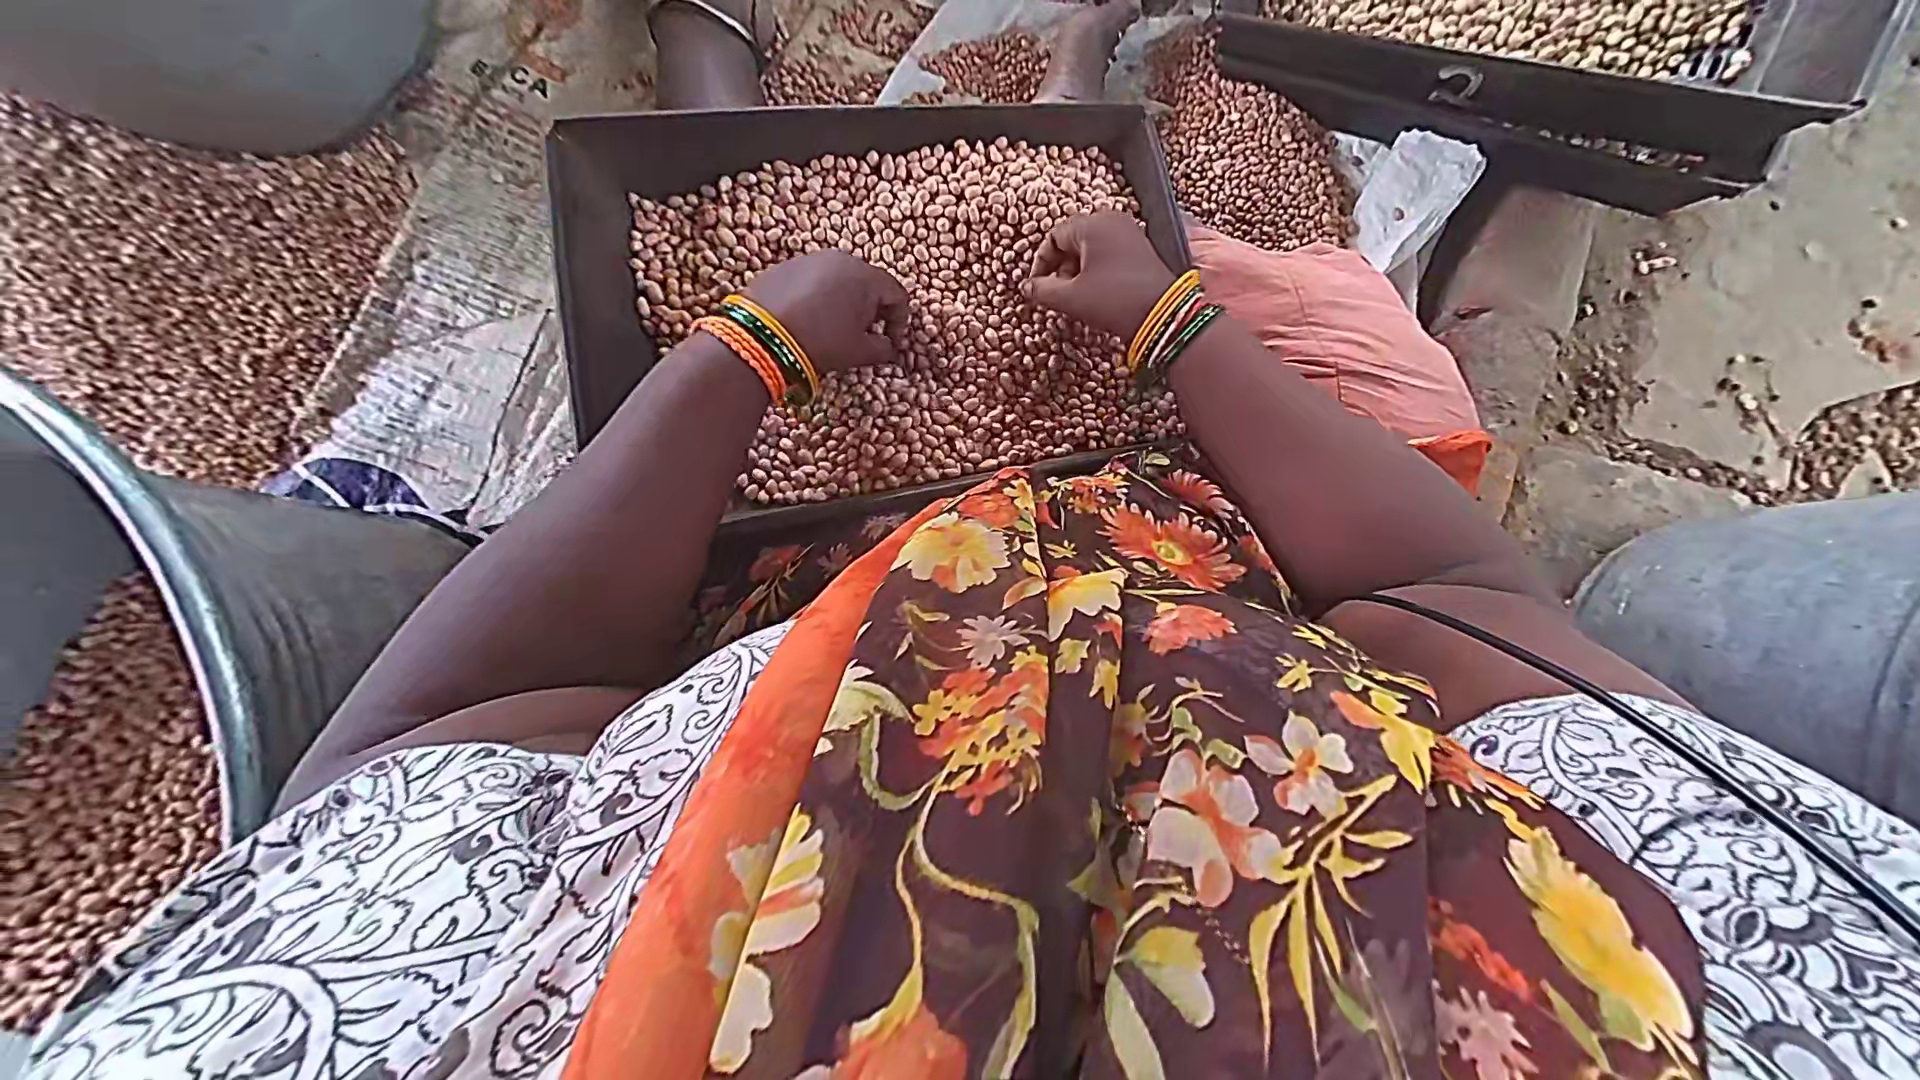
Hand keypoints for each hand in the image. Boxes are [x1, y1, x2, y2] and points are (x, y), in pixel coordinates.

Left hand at [743, 250, 911, 372]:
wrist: (761, 334)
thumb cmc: (820, 342)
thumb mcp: (859, 352)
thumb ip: (883, 348)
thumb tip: (888, 347)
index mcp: (866, 277)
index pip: (897, 294)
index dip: (899, 322)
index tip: (890, 343)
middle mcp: (841, 259)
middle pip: (869, 283)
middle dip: (872, 311)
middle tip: (863, 336)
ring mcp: (812, 259)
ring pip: (840, 280)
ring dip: (845, 303)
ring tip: (835, 329)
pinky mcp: (787, 266)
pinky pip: (814, 280)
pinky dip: (820, 298)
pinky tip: (810, 320)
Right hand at [1021, 212, 1176, 339]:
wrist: (1163, 315)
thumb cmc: (1114, 301)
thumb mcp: (1070, 298)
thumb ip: (1042, 290)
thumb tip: (1025, 287)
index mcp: (1092, 224)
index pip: (1053, 237)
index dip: (1040, 263)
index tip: (1036, 286)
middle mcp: (1112, 221)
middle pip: (1072, 241)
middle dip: (1059, 269)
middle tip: (1055, 294)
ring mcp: (1130, 234)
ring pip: (1090, 249)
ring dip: (1076, 273)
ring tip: (1074, 298)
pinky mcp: (1140, 250)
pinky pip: (1108, 255)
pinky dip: (1095, 272)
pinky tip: (1094, 295)